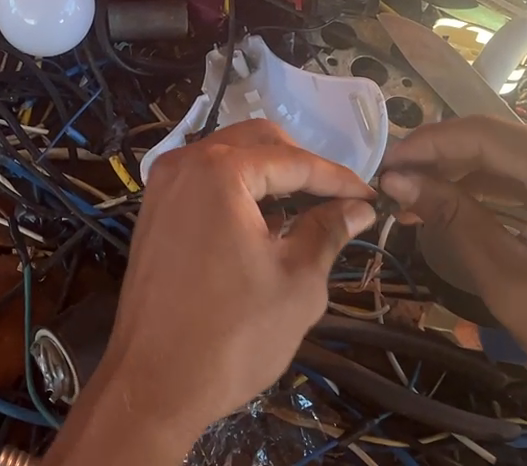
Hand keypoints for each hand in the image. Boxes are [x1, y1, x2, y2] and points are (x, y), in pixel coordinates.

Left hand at [44, 121, 375, 465]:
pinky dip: (238, 189)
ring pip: (228, 156)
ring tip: (307, 210)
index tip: (372, 196)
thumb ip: (327, 231)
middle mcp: (185, 162)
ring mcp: (163, 184)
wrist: (153, 383)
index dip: (338, 178)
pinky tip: (266, 221)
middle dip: (301, 166)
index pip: (293, 160)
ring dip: (269, 175)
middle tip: (338, 199)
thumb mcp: (297, 282)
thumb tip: (358, 207)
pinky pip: (204, 179)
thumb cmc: (233, 335)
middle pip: (257, 143)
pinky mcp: (154, 209)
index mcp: (220, 170)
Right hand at [379, 117, 526, 465]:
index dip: (427, 143)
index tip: (382, 164)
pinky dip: (497, 190)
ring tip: (417, 199)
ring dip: (466, 175)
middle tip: (395, 186)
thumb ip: (452, 217)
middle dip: (443, 160)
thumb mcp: (510, 281)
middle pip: (501, 140)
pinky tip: (461, 206)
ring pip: (516, 157)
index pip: (486, 132)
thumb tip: (395, 178)